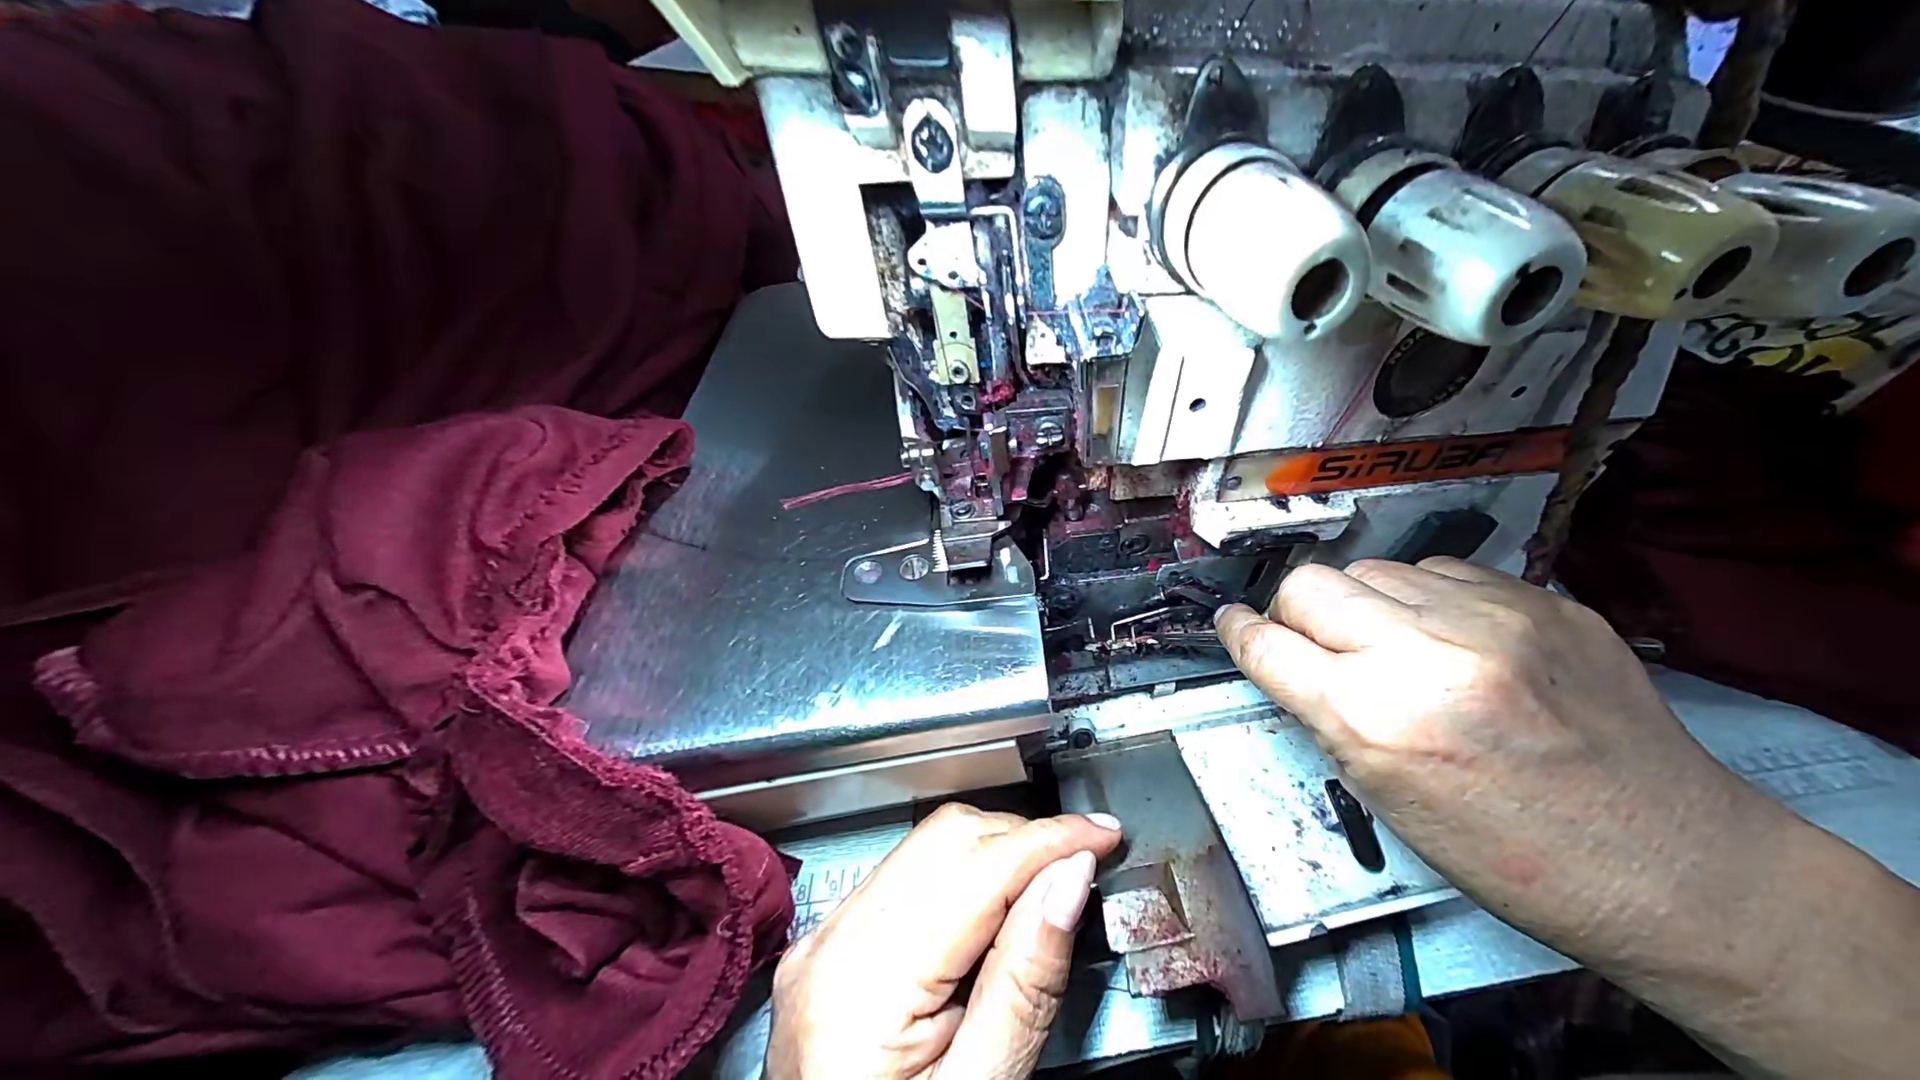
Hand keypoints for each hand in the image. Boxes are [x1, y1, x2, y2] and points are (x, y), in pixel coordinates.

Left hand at [766, 804, 1122, 1079]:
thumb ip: (1026, 980)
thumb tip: (1068, 881)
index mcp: (865, 986)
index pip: (973, 870)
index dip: (1047, 841)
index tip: (1099, 835)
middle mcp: (834, 944)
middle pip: (945, 840)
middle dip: (1024, 838)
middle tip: (1082, 859)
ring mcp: (828, 936)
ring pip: (928, 845)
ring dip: (997, 848)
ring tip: (1047, 882)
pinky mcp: (835, 938)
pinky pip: (909, 872)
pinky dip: (964, 870)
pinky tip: (997, 901)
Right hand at [1212, 558, 1789, 957]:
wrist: (1671, 863)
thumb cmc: (1510, 852)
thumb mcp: (1382, 793)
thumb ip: (1325, 710)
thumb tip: (1285, 656)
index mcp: (1374, 719)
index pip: (1266, 645)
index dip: (1237, 632)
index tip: (1233, 624)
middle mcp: (1424, 655)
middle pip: (1308, 586)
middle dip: (1293, 613)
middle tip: (1313, 641)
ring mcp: (1489, 618)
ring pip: (1370, 569)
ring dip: (1360, 603)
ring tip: (1389, 642)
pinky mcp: (1541, 600)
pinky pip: (1441, 571)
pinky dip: (1423, 599)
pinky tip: (1448, 637)